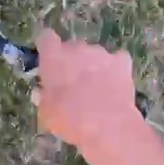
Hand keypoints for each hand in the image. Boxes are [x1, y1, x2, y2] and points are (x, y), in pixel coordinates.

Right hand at [33, 30, 145, 160]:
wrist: (107, 126)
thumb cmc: (69, 119)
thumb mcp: (46, 113)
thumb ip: (43, 98)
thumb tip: (42, 93)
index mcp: (53, 56)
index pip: (45, 38)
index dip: (47, 48)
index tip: (47, 60)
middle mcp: (76, 48)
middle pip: (71, 47)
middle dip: (71, 61)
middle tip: (71, 84)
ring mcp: (100, 53)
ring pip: (93, 54)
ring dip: (92, 66)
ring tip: (96, 89)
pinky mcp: (121, 62)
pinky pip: (116, 60)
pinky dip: (115, 69)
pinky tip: (114, 85)